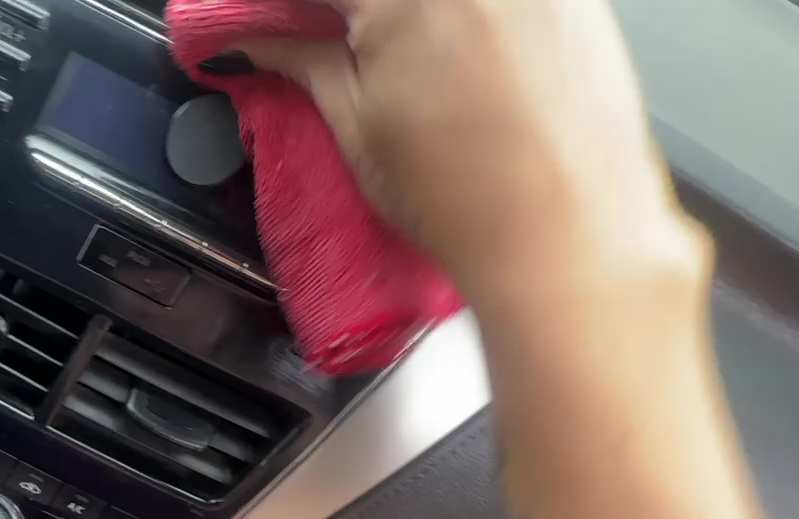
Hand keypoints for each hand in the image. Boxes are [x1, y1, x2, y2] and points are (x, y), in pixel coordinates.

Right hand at [241, 0, 703, 305]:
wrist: (554, 219)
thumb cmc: (450, 189)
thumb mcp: (354, 125)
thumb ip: (301, 63)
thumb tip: (243, 46)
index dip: (273, 9)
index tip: (257, 27)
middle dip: (333, 10)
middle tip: (307, 38)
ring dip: (380, 15)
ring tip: (365, 48)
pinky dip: (441, 18)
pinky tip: (436, 53)